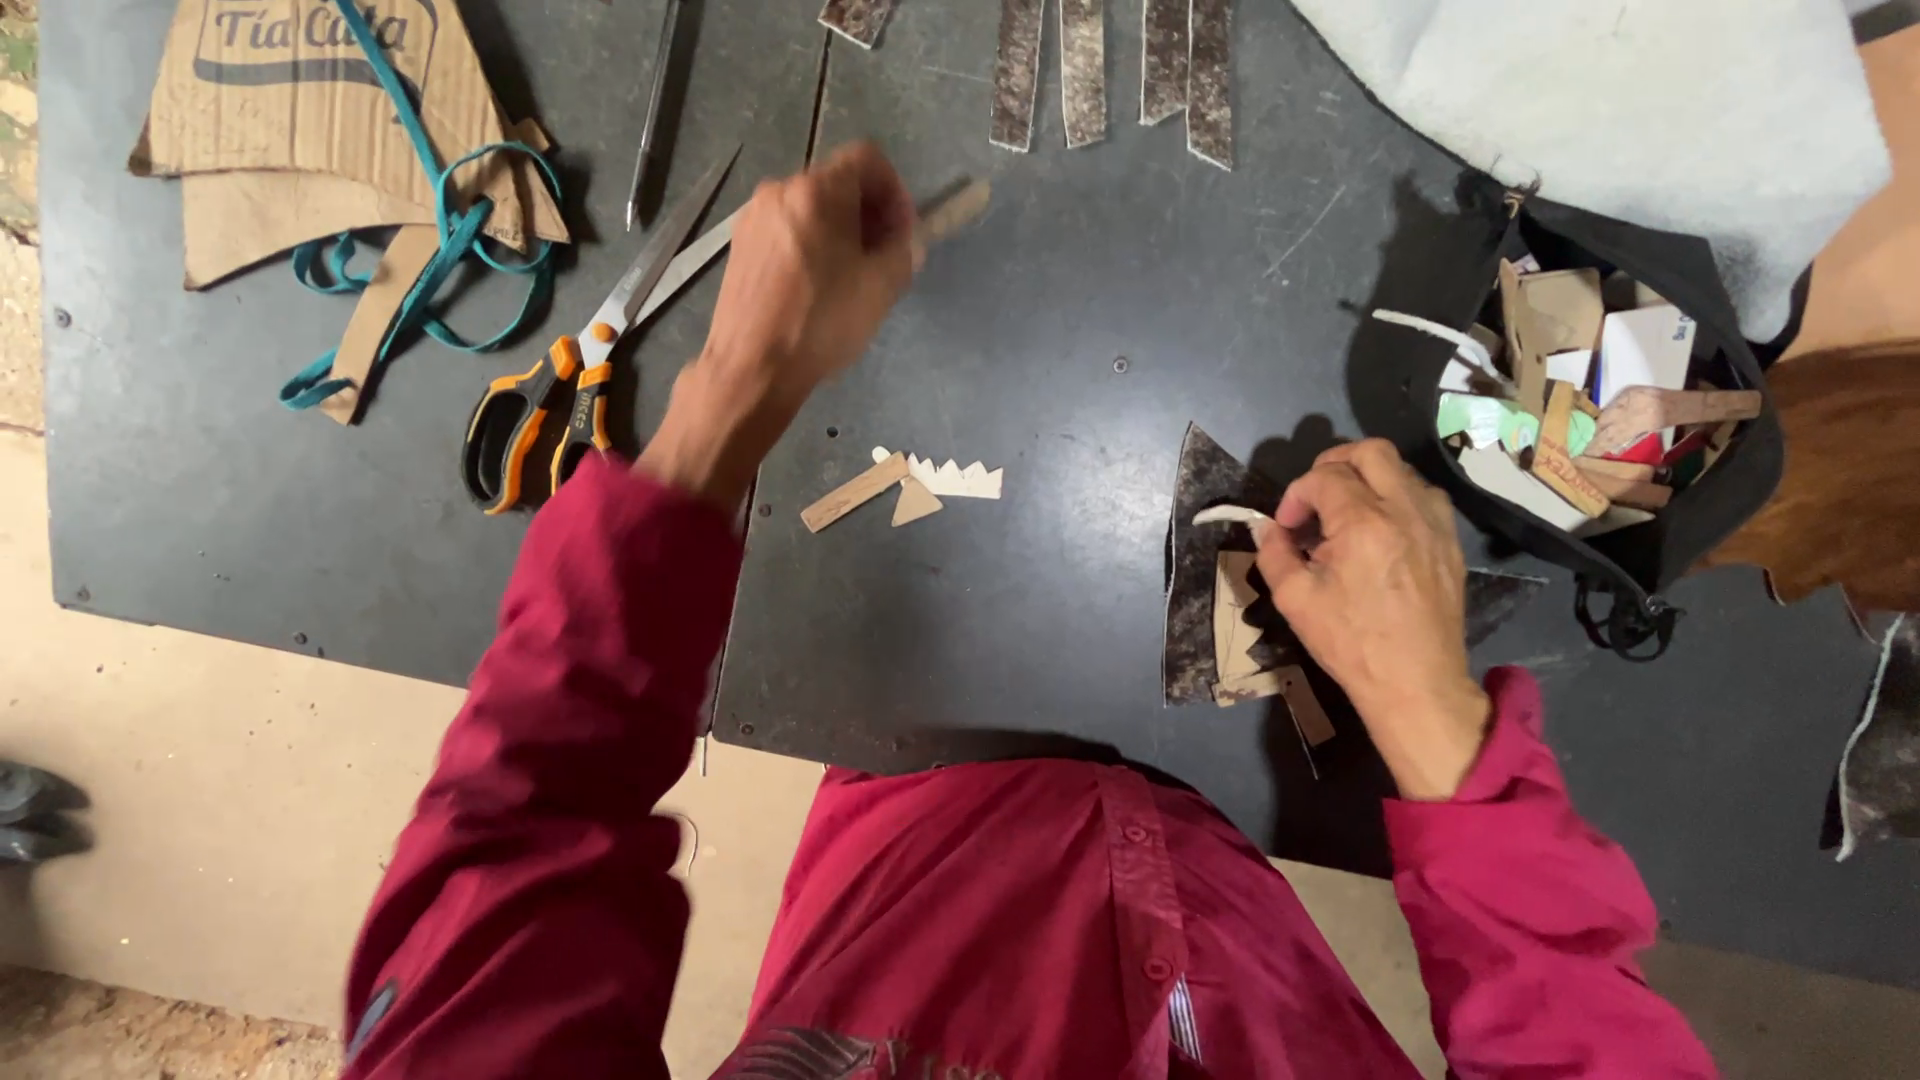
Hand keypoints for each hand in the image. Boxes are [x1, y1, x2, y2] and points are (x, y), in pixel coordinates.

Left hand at [638, 142, 917, 507]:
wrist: (753, 366)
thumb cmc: (821, 324)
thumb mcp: (881, 289)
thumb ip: (904, 252)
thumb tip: (905, 241)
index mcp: (818, 191)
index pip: (868, 158)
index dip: (895, 190)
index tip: (902, 232)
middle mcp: (780, 191)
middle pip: (837, 183)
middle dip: (869, 214)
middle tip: (883, 258)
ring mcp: (753, 218)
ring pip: (810, 208)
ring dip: (840, 232)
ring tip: (850, 279)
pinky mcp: (740, 247)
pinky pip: (787, 230)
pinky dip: (810, 246)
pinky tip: (816, 288)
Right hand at [1254, 439, 1490, 799]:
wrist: (1415, 681)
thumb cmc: (1349, 642)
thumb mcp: (1294, 599)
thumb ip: (1274, 553)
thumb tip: (1266, 528)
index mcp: (1363, 523)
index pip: (1323, 477)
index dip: (1295, 495)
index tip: (1287, 528)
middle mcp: (1405, 511)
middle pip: (1371, 451)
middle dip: (1333, 464)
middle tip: (1314, 498)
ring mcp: (1435, 524)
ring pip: (1401, 469)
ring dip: (1367, 480)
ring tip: (1345, 515)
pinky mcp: (1450, 541)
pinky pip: (1423, 496)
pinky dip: (1394, 498)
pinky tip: (1377, 531)